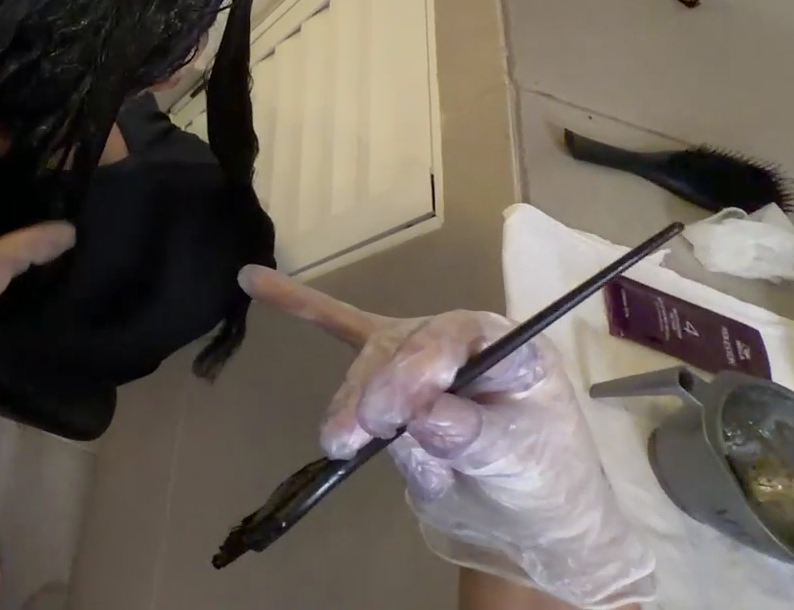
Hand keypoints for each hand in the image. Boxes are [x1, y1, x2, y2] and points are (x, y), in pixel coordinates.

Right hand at [239, 266, 654, 609]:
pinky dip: (296, 303)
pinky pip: (336, 326)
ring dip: (350, 400)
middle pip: (400, 349)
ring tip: (338, 442)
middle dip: (377, 393)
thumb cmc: (540, 484)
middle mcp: (456, 338)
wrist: (524, 514)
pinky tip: (253, 279)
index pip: (457, 340)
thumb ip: (478, 438)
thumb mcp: (526, 469)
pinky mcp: (381, 366)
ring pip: (366, 359)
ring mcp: (413, 347)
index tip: (399, 414)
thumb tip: (426, 415)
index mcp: (507, 349)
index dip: (422, 368)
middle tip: (361, 436)